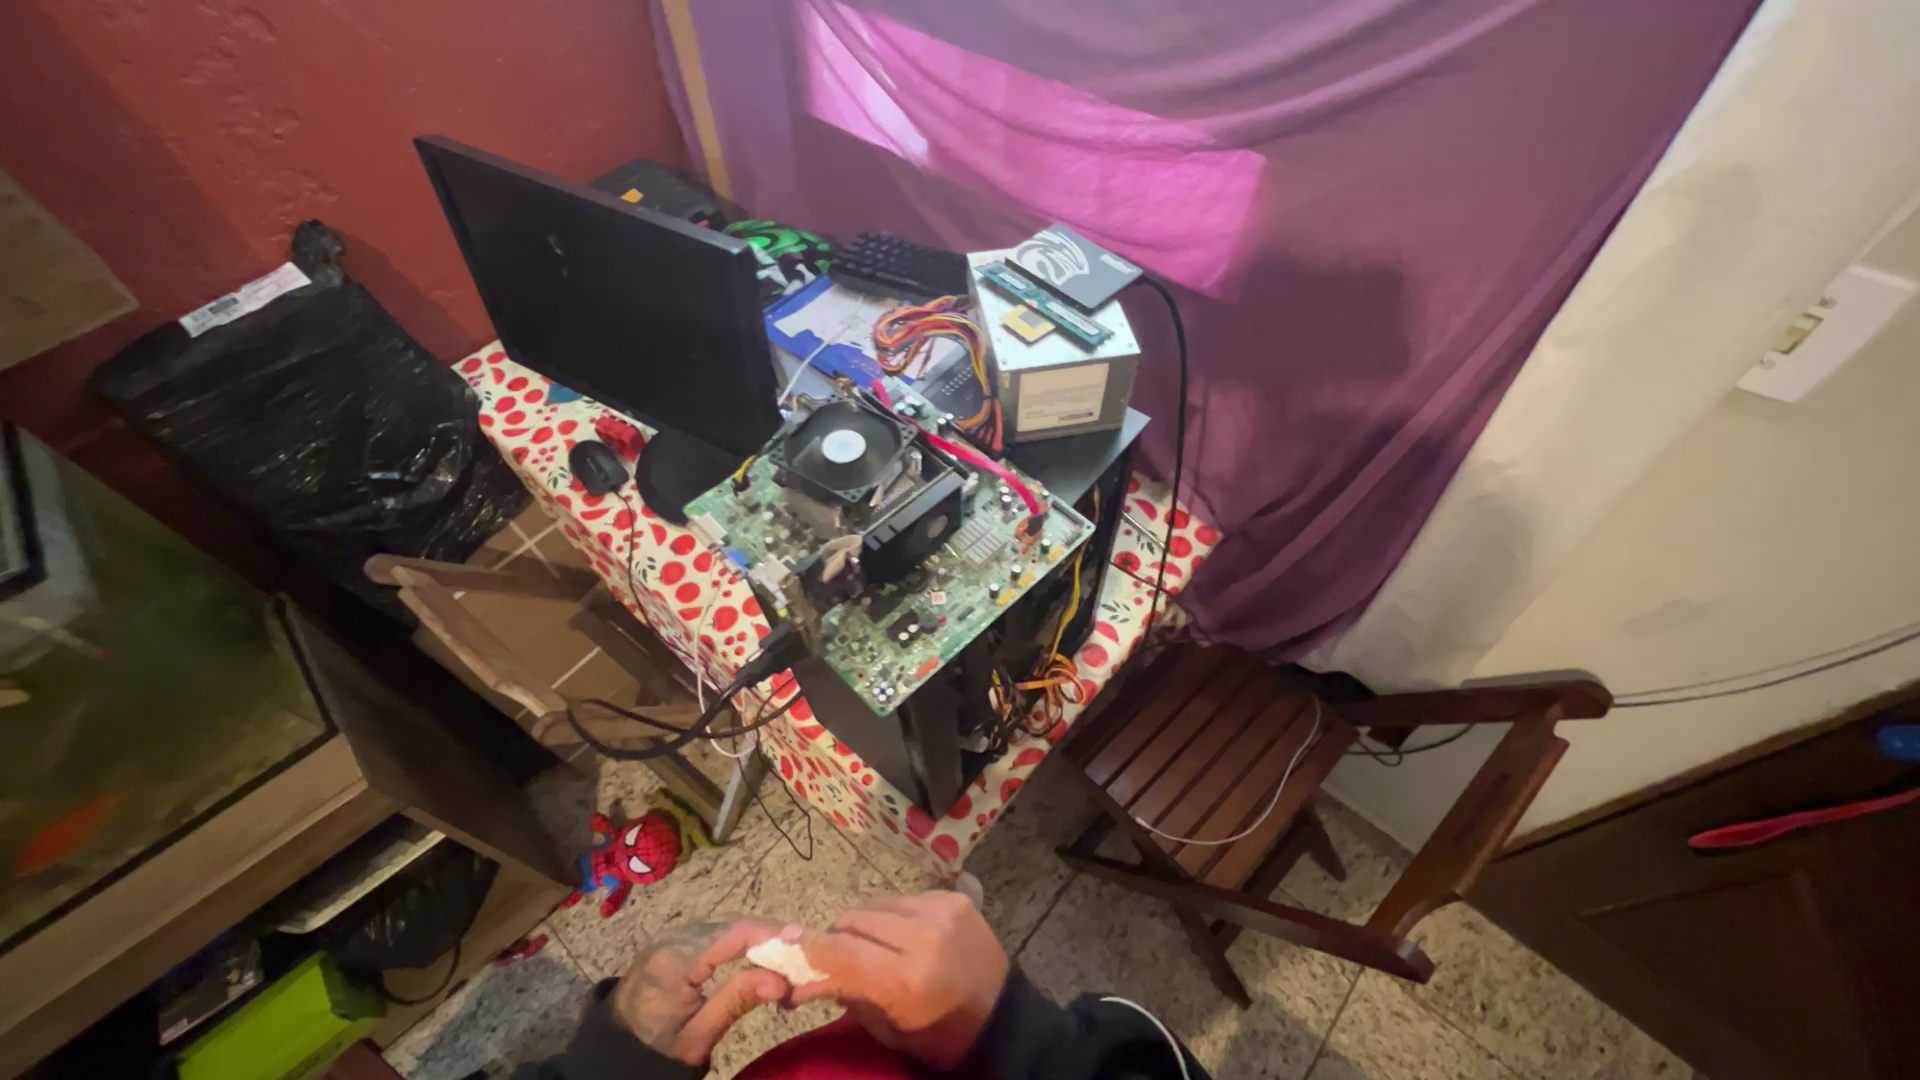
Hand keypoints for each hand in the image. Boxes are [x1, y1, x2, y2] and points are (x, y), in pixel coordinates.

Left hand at [610, 915, 789, 1065]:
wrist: (612, 1059)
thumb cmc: (657, 1050)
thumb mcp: (698, 1035)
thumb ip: (738, 1000)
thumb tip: (782, 979)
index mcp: (677, 958)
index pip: (733, 933)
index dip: (769, 934)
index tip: (800, 941)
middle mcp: (672, 937)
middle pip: (730, 923)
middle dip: (765, 932)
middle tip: (796, 949)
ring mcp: (669, 937)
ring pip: (721, 923)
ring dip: (752, 933)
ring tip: (780, 950)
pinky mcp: (669, 942)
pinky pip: (709, 930)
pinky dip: (735, 936)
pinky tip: (751, 950)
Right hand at [790, 891, 1009, 1068]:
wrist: (998, 1017)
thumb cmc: (937, 1033)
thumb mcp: (887, 1028)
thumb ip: (846, 994)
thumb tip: (799, 979)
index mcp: (905, 979)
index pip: (841, 951)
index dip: (811, 950)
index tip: (790, 950)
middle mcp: (923, 936)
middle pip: (855, 919)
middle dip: (838, 937)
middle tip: (836, 955)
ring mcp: (941, 911)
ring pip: (877, 902)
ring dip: (866, 922)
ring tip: (872, 943)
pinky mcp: (953, 897)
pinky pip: (905, 897)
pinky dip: (894, 914)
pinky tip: (902, 933)